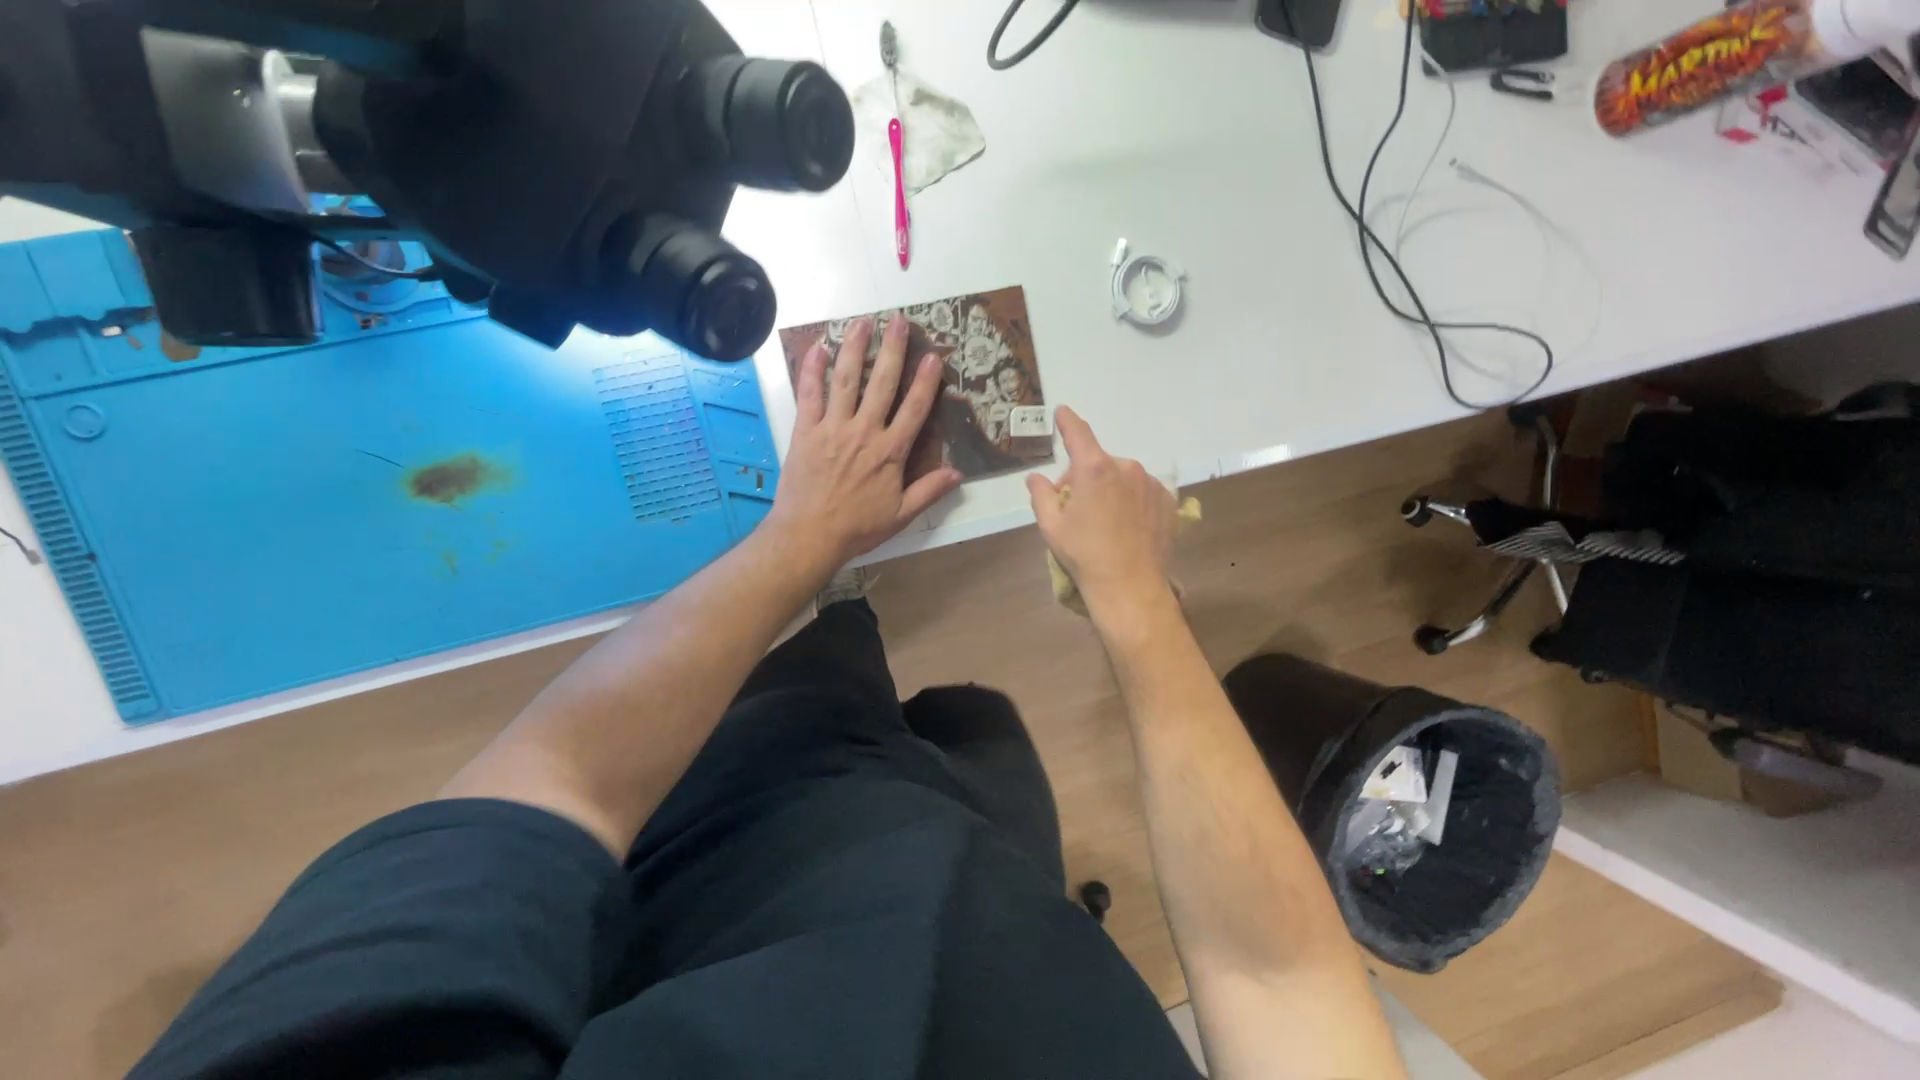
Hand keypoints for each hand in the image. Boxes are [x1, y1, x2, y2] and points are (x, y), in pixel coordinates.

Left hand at [770, 316, 961, 571]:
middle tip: (899, 321)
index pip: (913, 409)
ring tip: (862, 322)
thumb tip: (957, 473)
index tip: (933, 356)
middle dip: (892, 350)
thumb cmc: (856, 528)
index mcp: (890, 452)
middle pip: (882, 383)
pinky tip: (818, 348)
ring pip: (846, 380)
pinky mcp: (805, 431)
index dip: (925, 382)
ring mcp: (832, 428)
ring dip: (855, 348)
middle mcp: (864, 432)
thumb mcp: (900, 515)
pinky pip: (809, 394)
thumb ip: (929, 491)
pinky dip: (813, 370)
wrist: (808, 535)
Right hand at [1027, 406, 1176, 620]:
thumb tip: (1036, 478)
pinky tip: (1127, 528)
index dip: (1067, 421)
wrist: (1130, 586)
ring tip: (1106, 524)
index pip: (1078, 433)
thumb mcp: (1051, 526)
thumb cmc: (1084, 555)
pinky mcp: (1167, 501)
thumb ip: (1041, 495)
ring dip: (1111, 491)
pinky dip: (1132, 502)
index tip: (1062, 413)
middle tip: (1077, 511)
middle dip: (1085, 480)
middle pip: (1098, 464)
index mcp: (1094, 469)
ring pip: (1122, 478)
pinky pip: (1143, 492)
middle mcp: (1126, 468)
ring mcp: (1151, 483)